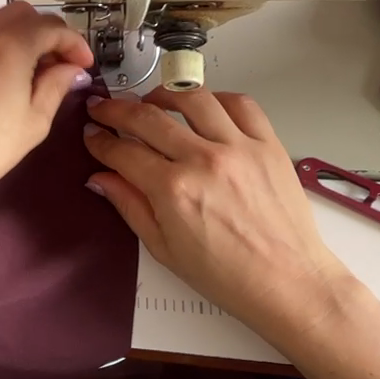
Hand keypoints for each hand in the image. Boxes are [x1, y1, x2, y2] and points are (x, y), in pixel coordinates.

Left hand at [0, 3, 94, 211]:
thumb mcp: (36, 119)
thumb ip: (57, 84)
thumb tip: (71, 69)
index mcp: (12, 44)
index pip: (53, 27)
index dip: (75, 44)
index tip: (84, 66)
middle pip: (24, 14)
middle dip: (47, 33)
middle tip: (58, 64)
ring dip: (19, 32)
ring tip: (29, 65)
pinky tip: (0, 71)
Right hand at [81, 88, 357, 342]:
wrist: (288, 284)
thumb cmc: (225, 275)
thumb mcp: (162, 247)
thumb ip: (129, 205)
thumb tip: (100, 177)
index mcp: (173, 190)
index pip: (122, 150)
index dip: (99, 139)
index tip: (91, 133)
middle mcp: (203, 161)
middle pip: (146, 117)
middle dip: (116, 109)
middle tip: (104, 108)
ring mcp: (238, 148)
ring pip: (191, 98)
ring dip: (163, 94)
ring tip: (151, 102)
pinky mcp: (268, 146)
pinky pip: (240, 104)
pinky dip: (215, 98)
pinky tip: (201, 108)